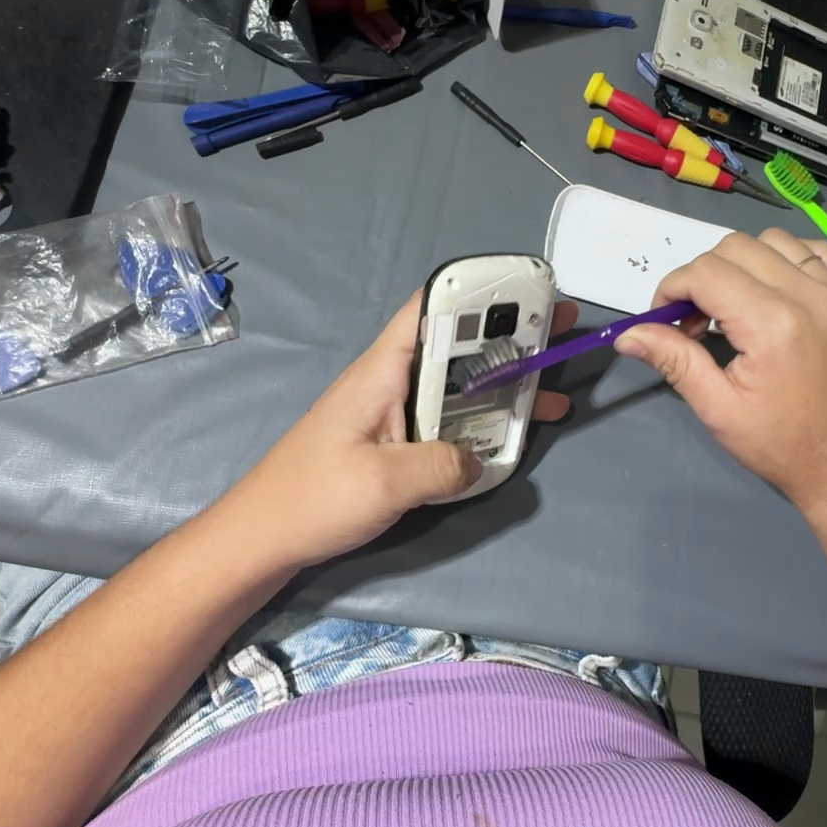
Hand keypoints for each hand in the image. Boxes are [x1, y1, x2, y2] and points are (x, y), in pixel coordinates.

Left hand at [230, 291, 575, 566]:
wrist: (267, 537)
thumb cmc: (313, 499)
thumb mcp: (382, 483)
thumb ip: (440, 466)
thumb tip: (477, 461)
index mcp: (382, 373)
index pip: (429, 310)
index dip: (476, 293)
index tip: (524, 288)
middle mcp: (394, 384)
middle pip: (458, 347)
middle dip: (510, 335)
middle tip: (559, 326)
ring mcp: (399, 415)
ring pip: (462, 388)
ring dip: (508, 384)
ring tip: (557, 384)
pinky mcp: (402, 445)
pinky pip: (454, 424)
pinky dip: (489, 424)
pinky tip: (519, 431)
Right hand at [614, 229, 826, 513]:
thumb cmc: (779, 444)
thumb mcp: (718, 408)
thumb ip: (674, 360)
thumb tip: (628, 335)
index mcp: (771, 324)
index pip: (705, 272)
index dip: (673, 289)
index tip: (666, 321)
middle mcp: (809, 294)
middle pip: (736, 248)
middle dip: (703, 276)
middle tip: (697, 322)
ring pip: (775, 241)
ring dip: (744, 264)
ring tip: (736, 307)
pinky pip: (816, 251)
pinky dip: (788, 260)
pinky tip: (775, 293)